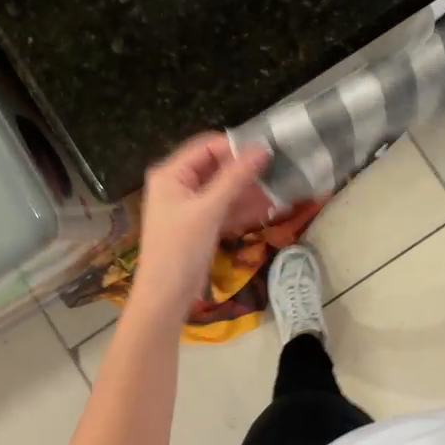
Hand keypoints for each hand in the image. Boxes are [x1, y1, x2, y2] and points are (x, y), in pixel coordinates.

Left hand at [132, 134, 272, 310]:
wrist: (165, 297)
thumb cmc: (180, 249)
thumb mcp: (208, 210)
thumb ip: (235, 178)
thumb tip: (261, 150)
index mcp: (170, 174)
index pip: (207, 147)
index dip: (236, 147)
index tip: (268, 152)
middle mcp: (177, 184)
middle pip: (216, 167)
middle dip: (245, 172)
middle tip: (278, 173)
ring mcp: (188, 206)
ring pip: (223, 190)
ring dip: (248, 192)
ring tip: (279, 194)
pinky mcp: (198, 225)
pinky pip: (223, 209)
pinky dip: (241, 210)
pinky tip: (267, 211)